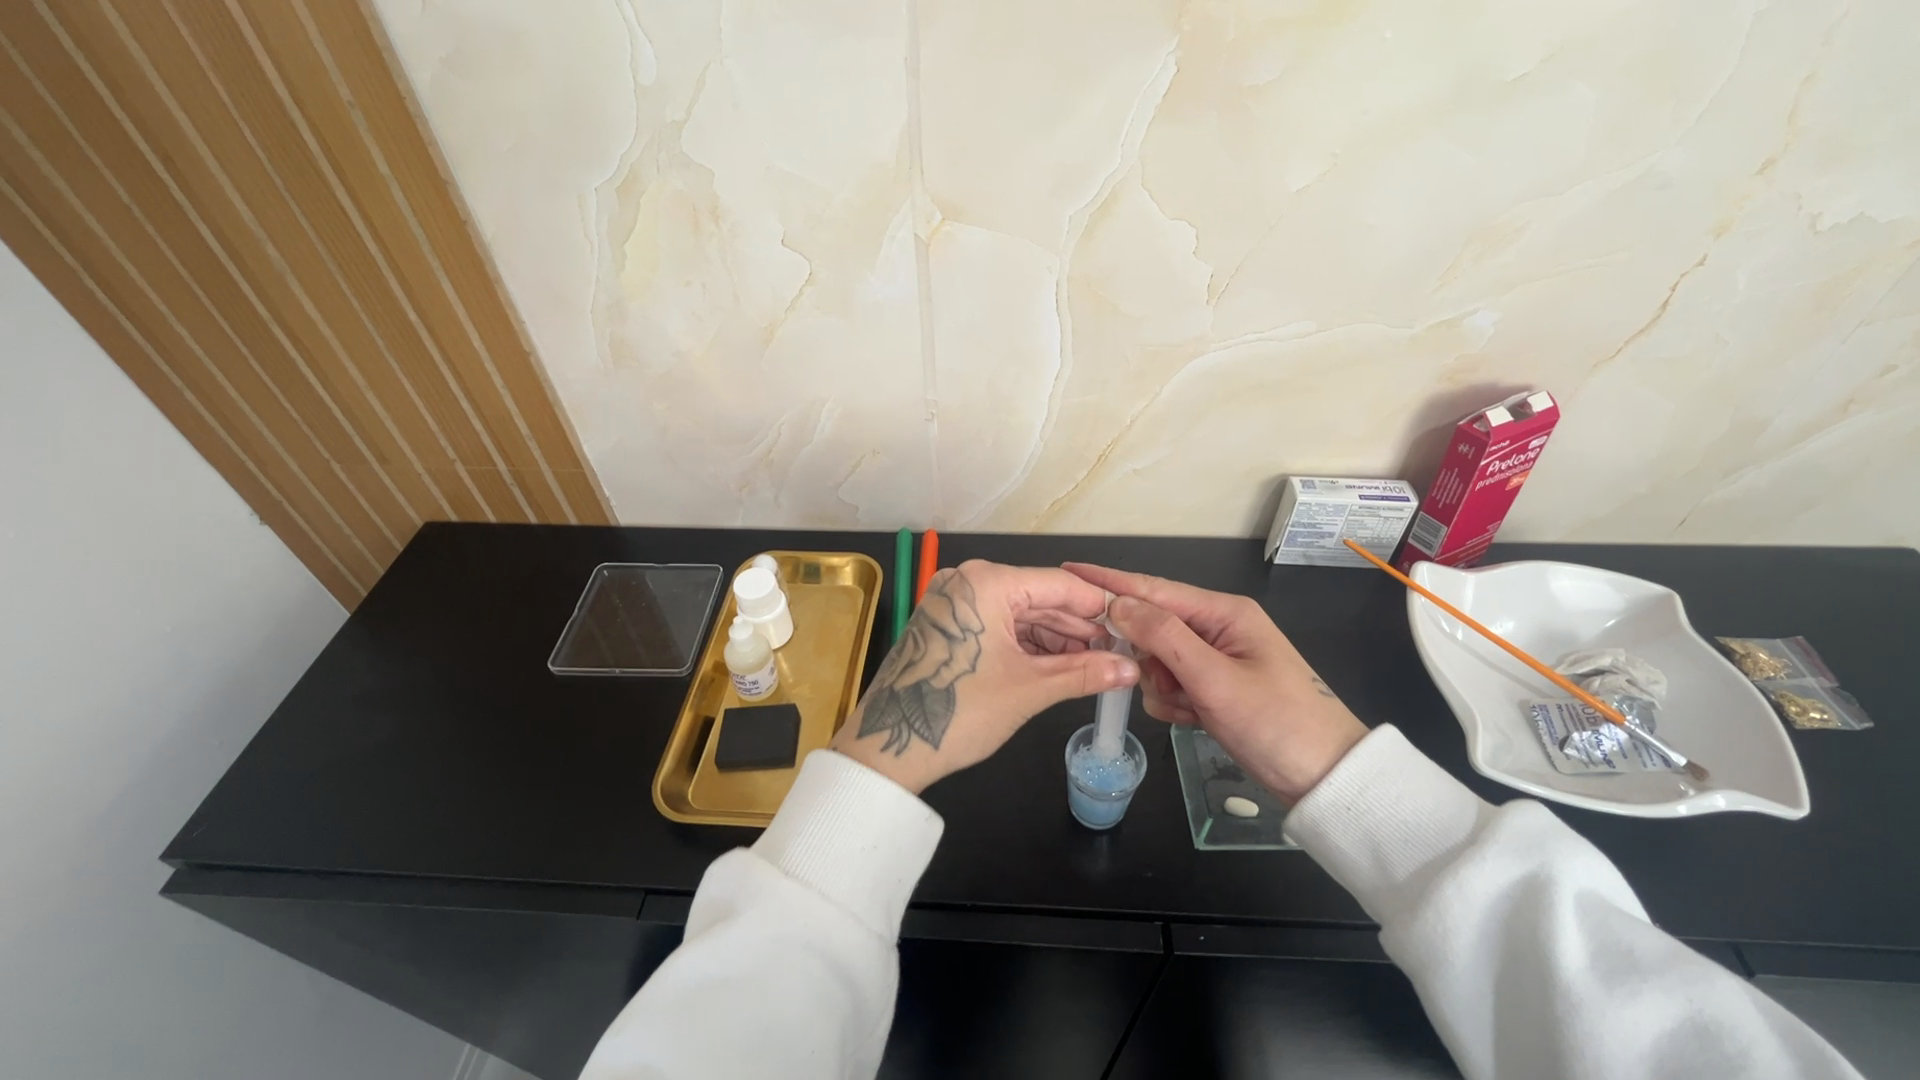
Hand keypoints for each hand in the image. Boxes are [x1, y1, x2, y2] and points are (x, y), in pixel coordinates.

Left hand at [831, 560, 1139, 793]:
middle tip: (1117, 653)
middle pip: (1040, 598)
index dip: (1098, 607)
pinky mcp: (947, 626)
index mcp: (987, 583)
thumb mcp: (1029, 690)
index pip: (1060, 584)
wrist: (889, 747)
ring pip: (1019, 615)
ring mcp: (954, 604)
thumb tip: (1129, 669)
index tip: (1131, 626)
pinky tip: (1057, 666)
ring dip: (1055, 640)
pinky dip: (1027, 646)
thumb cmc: (959, 712)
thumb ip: (1084, 673)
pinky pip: (998, 627)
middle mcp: (968, 582)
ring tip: (1093, 664)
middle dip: (1079, 628)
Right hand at [1063, 563, 1367, 802]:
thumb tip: (1118, 603)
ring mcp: (1215, 660)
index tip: (1070, 570)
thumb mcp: (1216, 680)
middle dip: (1145, 655)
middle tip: (1159, 682)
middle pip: (1152, 627)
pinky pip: (1170, 685)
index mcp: (1224, 614)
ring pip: (1157, 660)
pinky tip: (1194, 719)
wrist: (1324, 779)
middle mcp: (1217, 629)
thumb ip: (1164, 638)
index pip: (1154, 590)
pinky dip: (1173, 702)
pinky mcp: (1213, 689)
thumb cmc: (1276, 723)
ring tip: (1189, 707)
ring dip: (1162, 685)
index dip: (1111, 582)